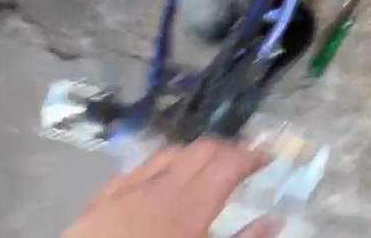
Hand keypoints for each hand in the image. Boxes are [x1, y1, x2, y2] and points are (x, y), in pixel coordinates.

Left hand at [63, 138, 280, 237]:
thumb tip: (273, 221)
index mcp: (191, 204)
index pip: (231, 162)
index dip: (253, 154)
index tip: (268, 157)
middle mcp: (162, 186)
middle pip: (202, 149)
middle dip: (227, 149)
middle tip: (241, 163)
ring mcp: (125, 193)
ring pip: (168, 154)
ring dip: (192, 155)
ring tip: (202, 170)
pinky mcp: (97, 206)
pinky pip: (133, 173)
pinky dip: (155, 170)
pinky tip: (153, 186)